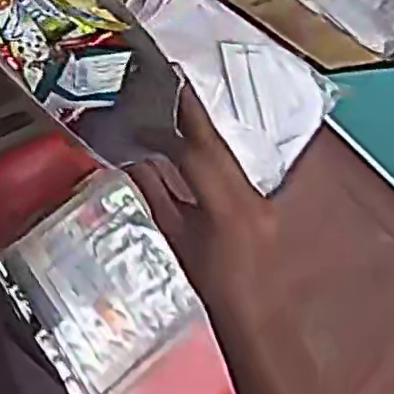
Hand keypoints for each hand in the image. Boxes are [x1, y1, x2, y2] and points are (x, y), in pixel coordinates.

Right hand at [128, 78, 280, 319]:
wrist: (258, 317)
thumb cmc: (212, 281)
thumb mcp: (174, 232)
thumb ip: (153, 188)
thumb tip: (130, 155)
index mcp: (226, 207)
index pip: (191, 155)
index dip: (161, 134)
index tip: (137, 123)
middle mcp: (251, 196)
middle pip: (215, 140)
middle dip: (191, 107)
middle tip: (171, 76)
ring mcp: (262, 197)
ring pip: (226, 149)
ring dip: (200, 124)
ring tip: (178, 98)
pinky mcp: (263, 201)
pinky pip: (233, 163)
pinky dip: (210, 146)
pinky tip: (195, 136)